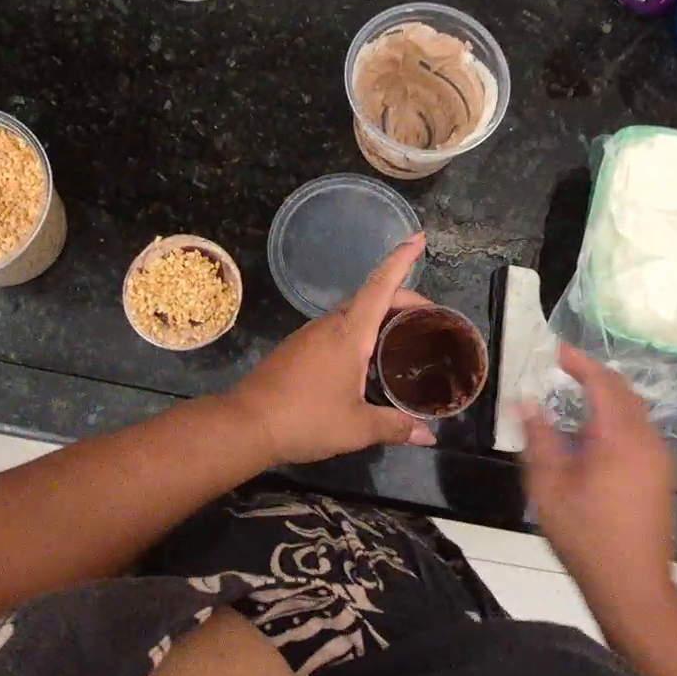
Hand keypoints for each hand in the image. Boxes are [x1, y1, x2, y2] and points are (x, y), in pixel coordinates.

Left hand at [224, 233, 437, 464]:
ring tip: (404, 335)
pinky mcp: (299, 348)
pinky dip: (361, 331)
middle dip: (403, 297)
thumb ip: (395, 427)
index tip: (419, 238)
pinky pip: (338, 328)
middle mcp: (330, 325)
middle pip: (372, 297)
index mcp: (349, 333)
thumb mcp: (357, 428)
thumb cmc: (304, 419)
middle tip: (430, 315)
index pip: (381, 286)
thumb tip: (430, 437)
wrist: (246, 425)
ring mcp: (311, 334)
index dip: (402, 259)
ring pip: (353, 313)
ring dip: (380, 315)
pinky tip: (368, 358)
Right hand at [520, 345, 676, 604]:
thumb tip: (526, 402)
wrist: (635, 588)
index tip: (555, 350)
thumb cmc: (586, 536)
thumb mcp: (548, 487)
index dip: (578, 361)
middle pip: (622, 390)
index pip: (602, 381)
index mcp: (620, 437)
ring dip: (606, 397)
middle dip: (593, 375)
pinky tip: (593, 438)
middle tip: (562, 370)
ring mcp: (660, 458)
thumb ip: (538, 438)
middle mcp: (646, 439)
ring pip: (634, 410)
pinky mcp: (663, 475)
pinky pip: (639, 430)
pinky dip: (616, 419)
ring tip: (573, 400)